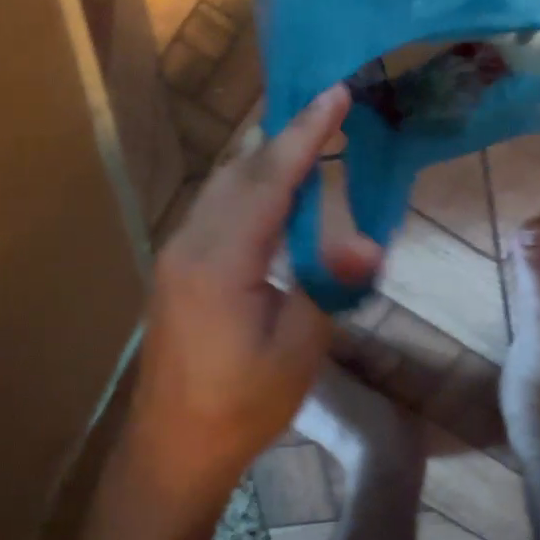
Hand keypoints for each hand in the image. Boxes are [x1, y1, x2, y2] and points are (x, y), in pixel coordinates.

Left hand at [90, 85, 381, 539]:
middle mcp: (191, 241)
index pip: (269, 178)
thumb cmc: (242, 403)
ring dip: (266, 156)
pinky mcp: (176, 263)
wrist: (173, 447)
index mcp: (221, 259)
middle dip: (287, 134)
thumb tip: (367, 242)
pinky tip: (273, 187)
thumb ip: (326, 285)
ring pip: (224, 182)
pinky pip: (216, 203)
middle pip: (242, 170)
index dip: (306, 133)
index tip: (335, 92)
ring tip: (308, 135)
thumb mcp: (297, 349)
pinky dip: (249, 182)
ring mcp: (178, 250)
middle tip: (329, 104)